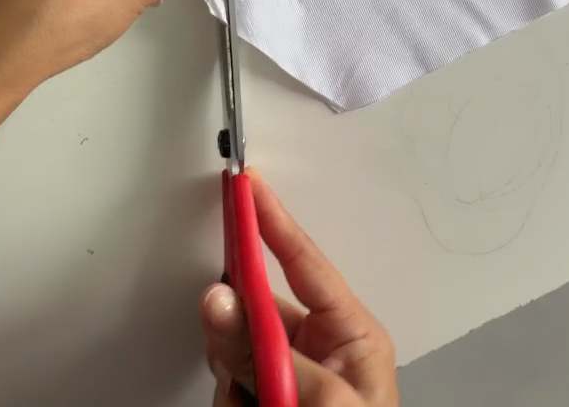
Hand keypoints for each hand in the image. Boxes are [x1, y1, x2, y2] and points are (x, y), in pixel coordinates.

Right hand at [201, 174, 397, 406]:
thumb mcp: (325, 399)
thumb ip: (266, 351)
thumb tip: (219, 301)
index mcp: (349, 332)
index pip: (303, 261)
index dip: (273, 219)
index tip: (247, 184)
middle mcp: (318, 347)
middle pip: (257, 306)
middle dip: (237, 324)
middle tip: (220, 322)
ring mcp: (290, 376)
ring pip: (234, 345)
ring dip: (232, 373)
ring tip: (252, 401)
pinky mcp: (266, 398)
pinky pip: (228, 382)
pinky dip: (229, 397)